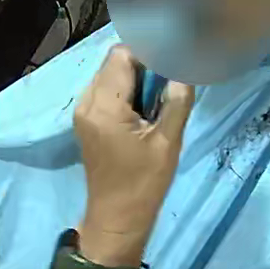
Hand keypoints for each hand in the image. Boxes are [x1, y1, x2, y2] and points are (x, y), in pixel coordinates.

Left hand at [73, 45, 195, 264]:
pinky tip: (147, 102)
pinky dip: (127, 86)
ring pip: (110, 72)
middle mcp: (88, 102)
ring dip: (136, 73)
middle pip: (114, 60)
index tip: (175, 58)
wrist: (117, 217)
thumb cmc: (144, 182)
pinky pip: (106, 88)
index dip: (150, 51)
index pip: (123, 55)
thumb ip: (177, 100)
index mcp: (105, 107)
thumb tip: (185, 68)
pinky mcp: (88, 120)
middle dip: (145, 60)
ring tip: (162, 89)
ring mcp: (84, 111)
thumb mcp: (168, 141)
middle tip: (173, 73)